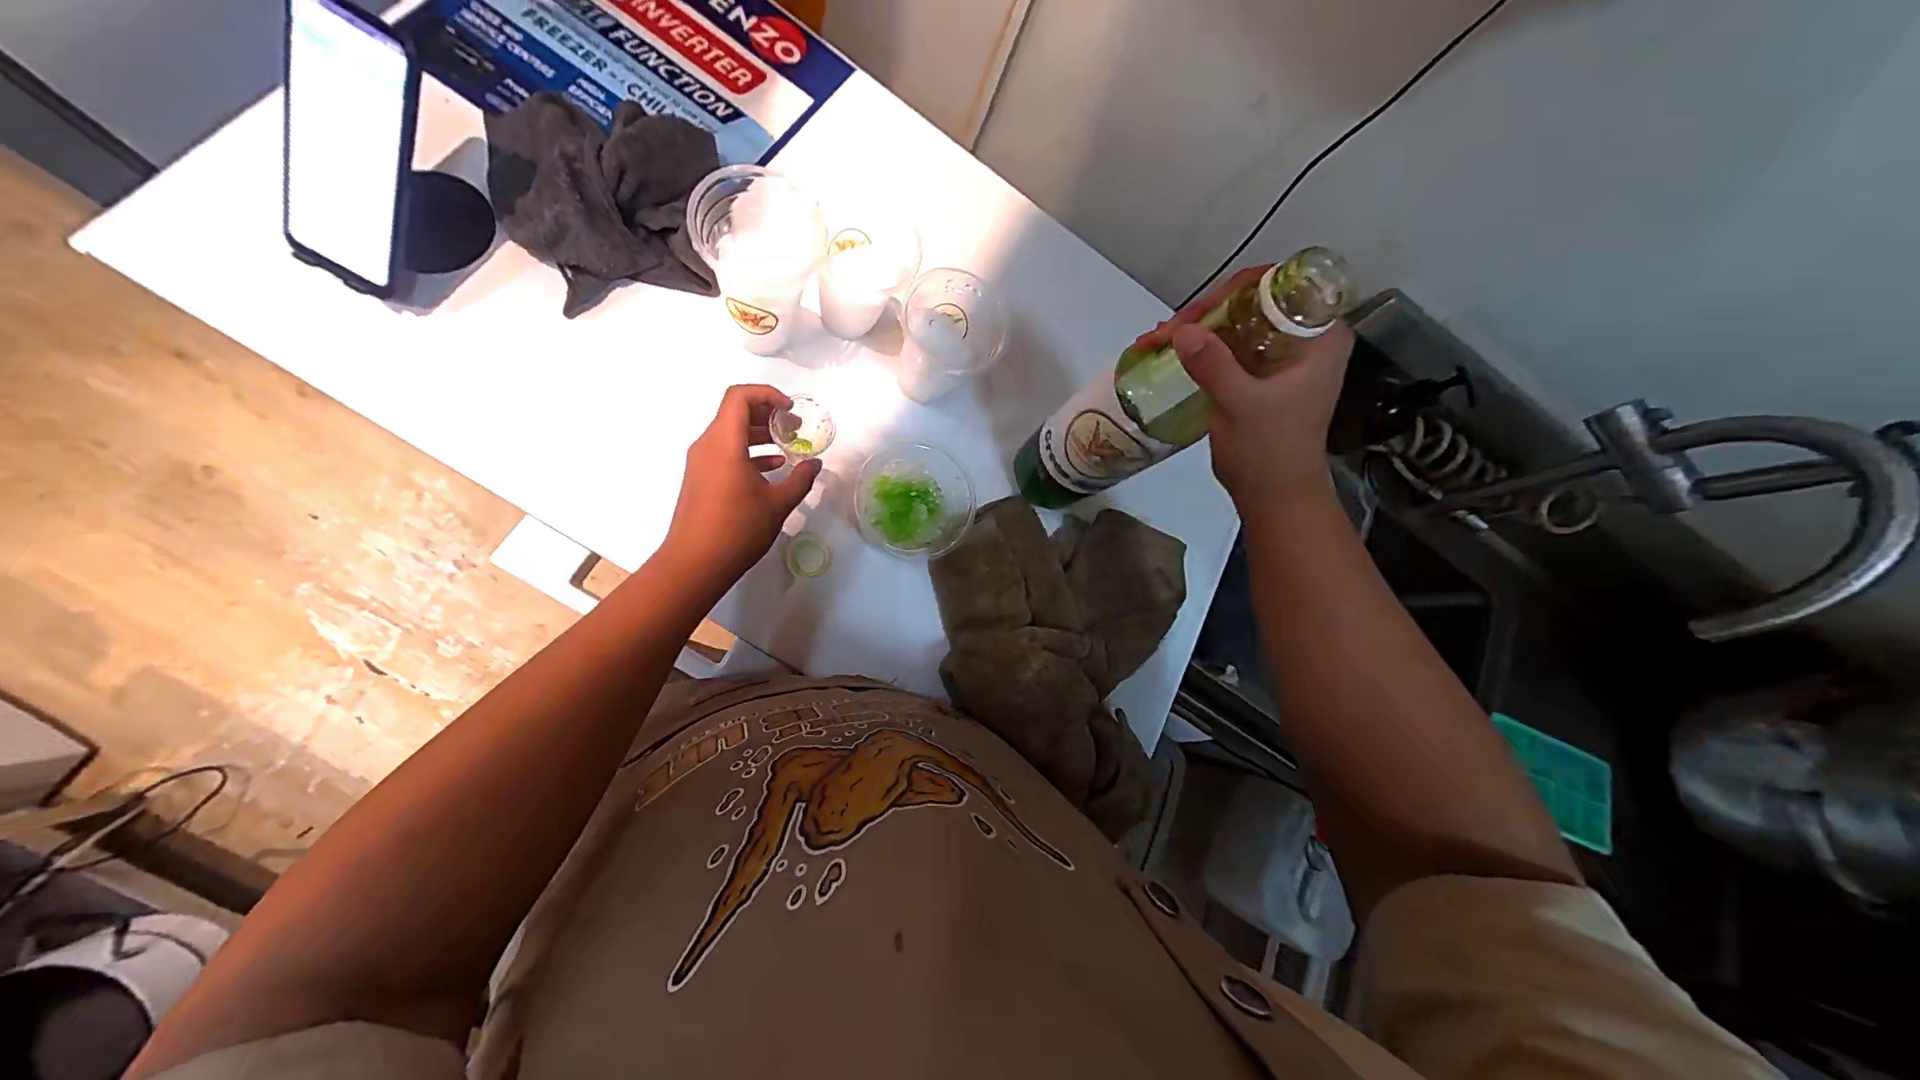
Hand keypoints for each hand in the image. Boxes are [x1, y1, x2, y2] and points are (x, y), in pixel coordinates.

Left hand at [661, 385, 820, 590]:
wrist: (694, 563)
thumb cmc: (737, 529)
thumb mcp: (778, 504)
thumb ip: (801, 479)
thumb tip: (815, 464)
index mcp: (724, 443)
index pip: (740, 397)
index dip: (767, 394)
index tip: (791, 411)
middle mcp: (707, 445)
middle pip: (735, 412)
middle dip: (767, 414)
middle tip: (795, 428)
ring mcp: (701, 462)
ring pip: (730, 433)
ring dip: (759, 435)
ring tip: (788, 448)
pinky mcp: (700, 478)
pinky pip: (725, 452)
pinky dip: (749, 453)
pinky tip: (772, 470)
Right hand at [1134, 266, 1352, 512]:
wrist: (1275, 496)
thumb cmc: (1269, 453)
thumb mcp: (1241, 405)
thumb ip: (1214, 365)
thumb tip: (1182, 330)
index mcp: (1320, 336)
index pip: (1280, 287)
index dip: (1235, 292)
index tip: (1196, 313)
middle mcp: (1307, 337)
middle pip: (1254, 301)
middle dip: (1206, 312)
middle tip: (1166, 332)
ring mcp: (1284, 355)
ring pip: (1238, 322)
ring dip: (1198, 328)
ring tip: (1157, 340)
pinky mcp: (1264, 373)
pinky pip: (1232, 345)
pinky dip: (1203, 346)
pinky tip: (1171, 351)